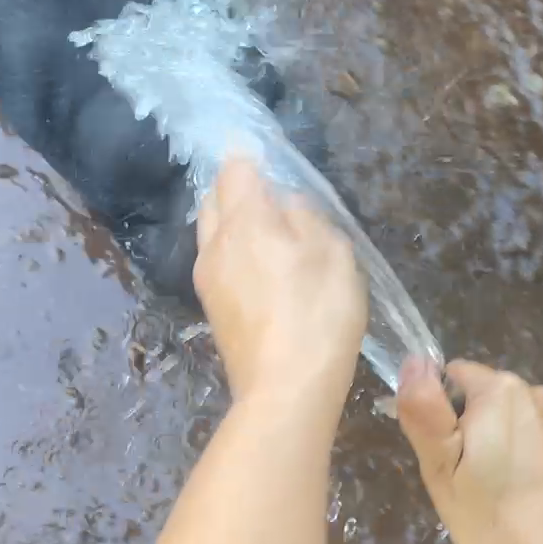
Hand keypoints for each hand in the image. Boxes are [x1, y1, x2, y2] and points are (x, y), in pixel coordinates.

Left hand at [194, 157, 366, 407]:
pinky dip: (232, 251)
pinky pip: (216, 261)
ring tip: (265, 229)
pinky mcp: (213, 308)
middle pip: (213, 198)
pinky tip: (259, 268)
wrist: (286, 387)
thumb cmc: (318, 314)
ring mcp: (208, 278)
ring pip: (211, 232)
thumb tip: (287, 201)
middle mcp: (216, 243)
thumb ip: (309, 218)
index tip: (266, 156)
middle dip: (234, 187)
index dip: (250, 158)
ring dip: (231, 221)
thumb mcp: (334, 255)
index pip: (235, 170)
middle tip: (266, 191)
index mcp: (246, 221)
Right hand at [395, 358, 542, 543]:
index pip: (452, 377)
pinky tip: (521, 498)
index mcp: (501, 389)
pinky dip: (521, 461)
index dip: (439, 415)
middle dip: (467, 431)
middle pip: (481, 399)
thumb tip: (413, 360)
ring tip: (493, 494)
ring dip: (495, 446)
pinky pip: (532, 441)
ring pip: (507, 422)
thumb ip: (425, 412)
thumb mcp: (442, 469)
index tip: (443, 457)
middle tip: (464, 482)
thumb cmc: (496, 517)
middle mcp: (535, 393)